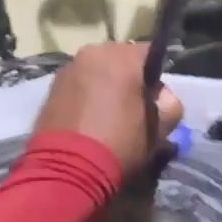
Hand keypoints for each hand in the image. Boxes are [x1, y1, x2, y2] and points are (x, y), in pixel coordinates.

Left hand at [34, 43, 183, 176]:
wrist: (66, 169)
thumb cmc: (118, 145)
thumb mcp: (157, 131)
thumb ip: (170, 106)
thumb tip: (163, 97)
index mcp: (124, 57)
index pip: (151, 53)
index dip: (156, 76)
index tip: (155, 100)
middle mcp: (94, 52)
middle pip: (120, 58)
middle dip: (128, 77)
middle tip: (132, 107)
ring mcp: (69, 67)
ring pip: (97, 69)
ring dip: (105, 84)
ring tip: (107, 114)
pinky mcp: (51, 85)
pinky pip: (78, 81)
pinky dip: (86, 93)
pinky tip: (88, 117)